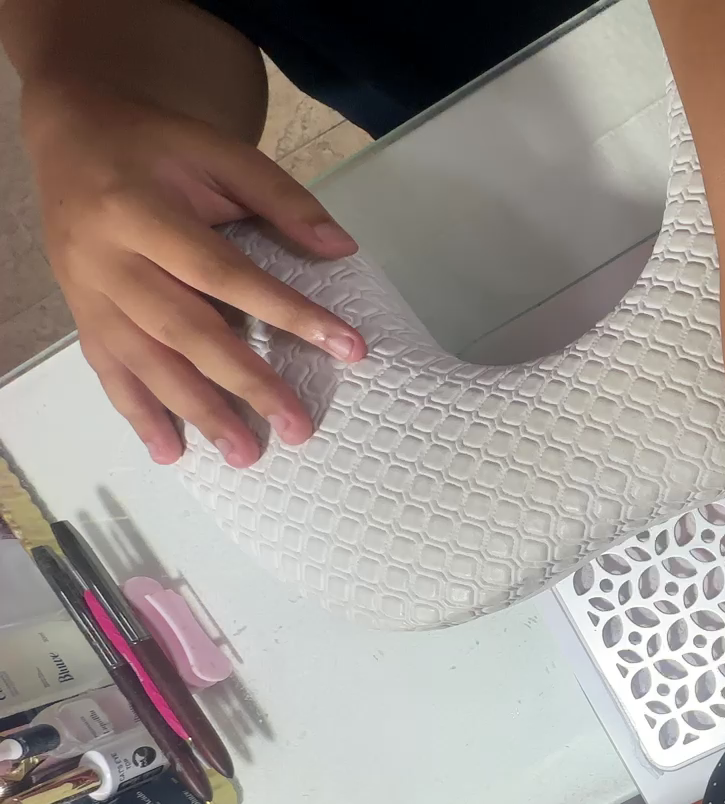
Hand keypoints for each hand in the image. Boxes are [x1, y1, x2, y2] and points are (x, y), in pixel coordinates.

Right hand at [27, 84, 365, 465]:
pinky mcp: (83, 311)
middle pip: (183, 331)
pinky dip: (137, 413)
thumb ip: (285, 201)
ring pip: (143, 361)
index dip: (289, 314)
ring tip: (248, 455)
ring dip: (195, 412)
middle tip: (298, 428)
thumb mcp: (226, 155)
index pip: (226, 275)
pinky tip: (171, 453)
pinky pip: (108, 368)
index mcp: (139, 213)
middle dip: (245, 383)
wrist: (77, 132)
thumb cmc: (168, 150)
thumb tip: (344, 249)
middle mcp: (104, 258)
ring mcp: (86, 290)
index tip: (351, 348)